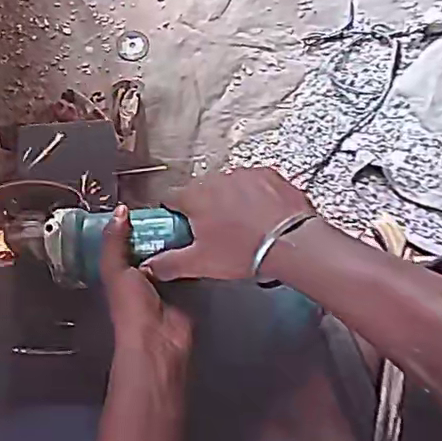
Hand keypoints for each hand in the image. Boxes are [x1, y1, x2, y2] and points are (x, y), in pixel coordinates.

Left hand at [102, 206, 191, 359]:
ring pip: (171, 253)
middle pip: (151, 245)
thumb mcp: (114, 269)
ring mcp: (165, 281)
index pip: (125, 240)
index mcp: (120, 270)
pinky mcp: (186, 287)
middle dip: (159, 229)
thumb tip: (119, 211)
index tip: (145, 203)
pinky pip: (189, 265)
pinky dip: (193, 254)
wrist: (158, 339)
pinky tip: (200, 238)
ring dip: (178, 240)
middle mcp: (142, 275)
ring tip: (187, 216)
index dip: (132, 223)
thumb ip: (114, 241)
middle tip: (172, 206)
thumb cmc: (130, 308)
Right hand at [141, 168, 316, 281]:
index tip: (180, 227)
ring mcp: (243, 174)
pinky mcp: (268, 175)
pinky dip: (254, 196)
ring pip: (227, 186)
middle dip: (204, 208)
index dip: (173, 214)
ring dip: (229, 201)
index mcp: (194, 196)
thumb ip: (169, 263)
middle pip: (200, 191)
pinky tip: (261, 216)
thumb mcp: (200, 264)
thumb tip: (150, 266)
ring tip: (242, 227)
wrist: (291, 243)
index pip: (170, 198)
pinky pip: (252, 183)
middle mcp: (216, 179)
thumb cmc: (245, 251)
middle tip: (214, 233)